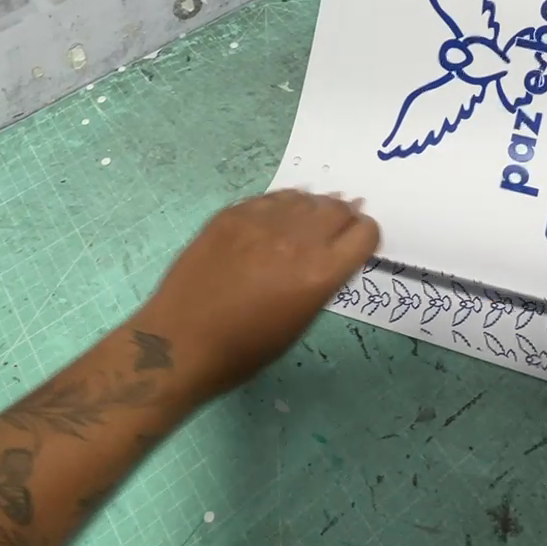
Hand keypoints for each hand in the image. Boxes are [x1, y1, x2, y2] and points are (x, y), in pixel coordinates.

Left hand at [136, 190, 378, 402]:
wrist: (181, 342)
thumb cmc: (246, 348)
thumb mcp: (302, 320)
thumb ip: (325, 279)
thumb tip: (335, 250)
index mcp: (321, 273)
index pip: (365, 233)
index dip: (365, 238)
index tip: (355, 246)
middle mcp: (297, 240)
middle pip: (338, 208)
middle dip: (343, 218)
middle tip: (333, 233)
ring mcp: (262, 221)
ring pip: (306, 197)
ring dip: (313, 208)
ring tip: (305, 224)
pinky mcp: (232, 214)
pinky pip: (272, 198)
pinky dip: (283, 205)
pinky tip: (276, 219)